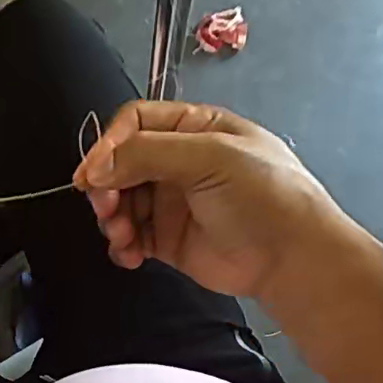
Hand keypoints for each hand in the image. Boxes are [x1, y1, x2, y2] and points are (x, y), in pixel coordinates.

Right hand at [73, 101, 368, 300]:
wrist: (290, 257)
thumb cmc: (262, 195)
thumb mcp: (210, 157)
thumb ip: (149, 155)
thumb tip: (97, 167)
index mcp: (193, 128)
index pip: (135, 125)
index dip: (108, 147)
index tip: (92, 176)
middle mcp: (179, 163)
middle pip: (122, 166)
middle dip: (107, 187)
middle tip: (107, 209)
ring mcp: (173, 204)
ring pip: (123, 204)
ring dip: (113, 219)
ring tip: (122, 236)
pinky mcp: (170, 242)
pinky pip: (133, 239)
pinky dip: (123, 246)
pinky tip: (129, 255)